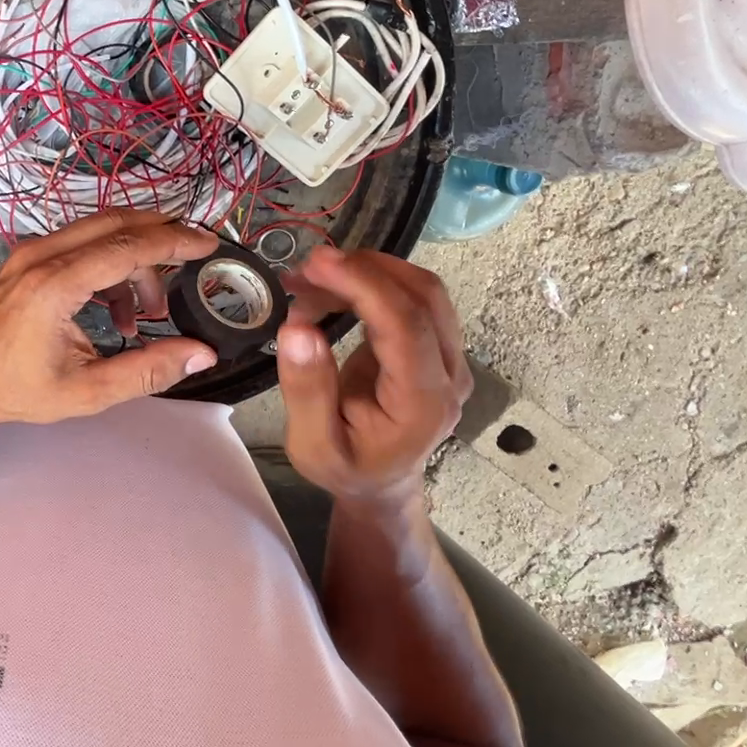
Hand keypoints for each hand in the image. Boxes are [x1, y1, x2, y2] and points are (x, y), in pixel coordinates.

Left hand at [0, 210, 220, 437]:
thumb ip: (147, 370)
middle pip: (115, 224)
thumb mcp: (87, 392)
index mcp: (54, 286)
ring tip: (149, 313)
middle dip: (160, 237)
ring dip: (134, 260)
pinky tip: (118, 312)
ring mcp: (29, 252)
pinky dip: (108, 265)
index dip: (174, 242)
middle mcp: (41, 256)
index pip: (127, 247)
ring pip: (98, 232)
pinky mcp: (25, 259)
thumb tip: (201, 353)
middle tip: (195, 258)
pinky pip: (79, 244)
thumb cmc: (16, 390)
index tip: (209, 244)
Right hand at [276, 247, 470, 505]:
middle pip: (424, 295)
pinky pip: (410, 297)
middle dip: (364, 268)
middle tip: (304, 268)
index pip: (406, 324)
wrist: (380, 482)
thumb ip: (306, 391)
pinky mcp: (434, 345)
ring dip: (364, 271)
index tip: (315, 263)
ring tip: (307, 282)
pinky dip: (368, 281)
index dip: (363, 285)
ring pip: (420, 289)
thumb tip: (298, 328)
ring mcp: (448, 357)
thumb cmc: (345, 467)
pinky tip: (329, 290)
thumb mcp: (311, 445)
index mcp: (422, 403)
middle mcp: (448, 374)